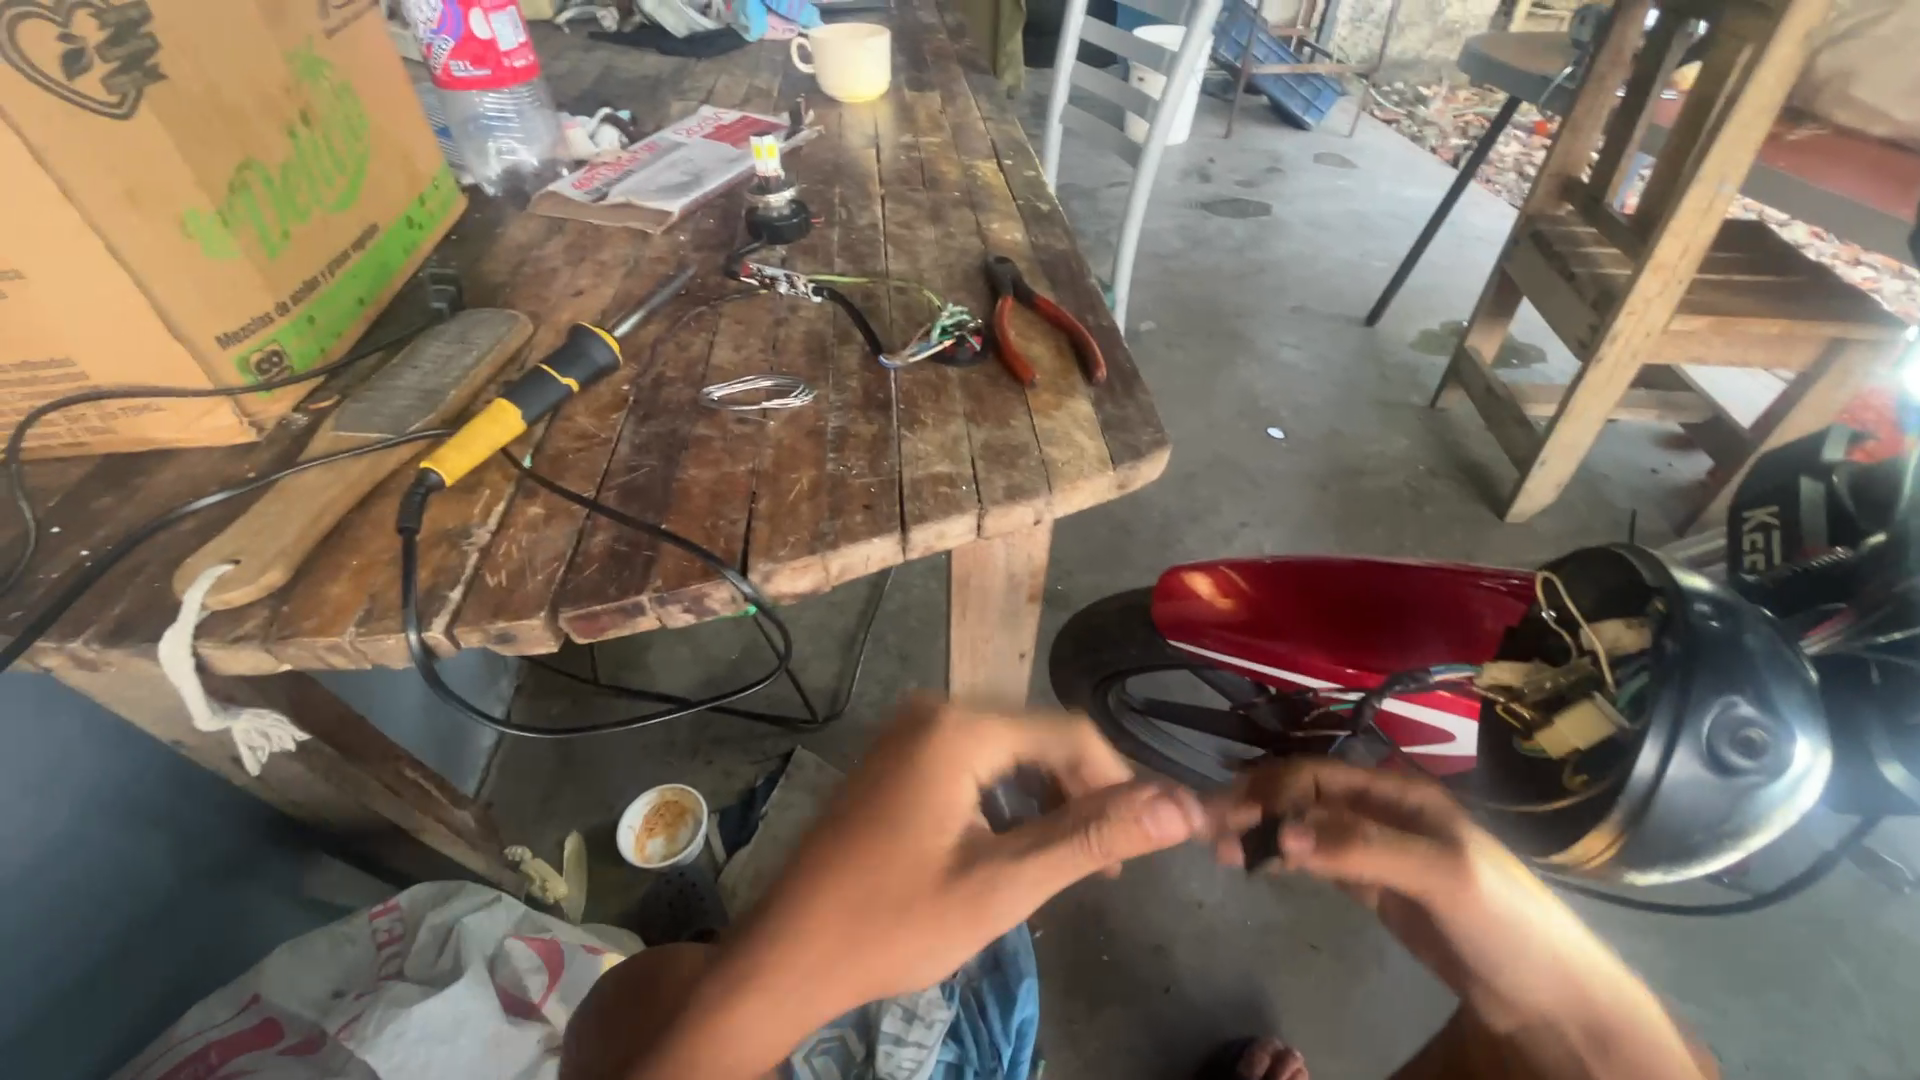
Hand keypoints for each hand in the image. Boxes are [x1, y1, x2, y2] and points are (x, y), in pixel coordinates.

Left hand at [646, 699, 1211, 1078]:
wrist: (788, 951)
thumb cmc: (894, 922)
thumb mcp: (1002, 884)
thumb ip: (1092, 838)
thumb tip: (1181, 806)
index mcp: (958, 726)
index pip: (1070, 733)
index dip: (1117, 783)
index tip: (1140, 844)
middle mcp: (934, 709)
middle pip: (1038, 736)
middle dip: (1080, 793)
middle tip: (1104, 864)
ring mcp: (909, 729)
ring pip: (1007, 749)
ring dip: (1044, 798)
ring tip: (1065, 860)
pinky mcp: (897, 754)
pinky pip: (972, 759)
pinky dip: (1004, 796)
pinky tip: (1012, 841)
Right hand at [1223, 761, 1711, 1077]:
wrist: (1553, 997)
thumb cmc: (1505, 921)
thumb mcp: (1442, 875)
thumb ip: (1363, 847)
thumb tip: (1282, 832)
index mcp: (1398, 792)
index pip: (1315, 776)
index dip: (1269, 790)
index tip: (1226, 816)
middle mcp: (1380, 810)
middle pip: (1304, 795)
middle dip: (1257, 805)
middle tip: (1209, 830)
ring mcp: (1375, 847)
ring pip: (1305, 824)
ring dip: (1265, 831)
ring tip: (1224, 851)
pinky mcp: (1373, 884)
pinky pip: (1318, 858)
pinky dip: (1285, 856)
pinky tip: (1261, 864)